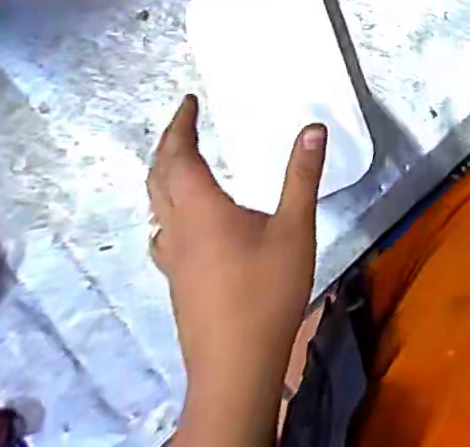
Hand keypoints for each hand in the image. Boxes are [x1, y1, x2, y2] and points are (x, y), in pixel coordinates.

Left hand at [148, 95, 325, 444]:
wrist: (235, 367)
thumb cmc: (266, 291)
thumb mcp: (295, 227)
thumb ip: (302, 176)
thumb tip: (313, 127)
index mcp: (201, 211)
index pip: (179, 158)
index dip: (181, 127)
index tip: (188, 102)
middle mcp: (178, 230)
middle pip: (158, 180)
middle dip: (168, 146)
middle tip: (184, 123)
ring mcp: (173, 259)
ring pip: (156, 206)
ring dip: (165, 175)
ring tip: (184, 161)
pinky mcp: (179, 280)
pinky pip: (164, 229)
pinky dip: (172, 205)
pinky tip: (190, 219)